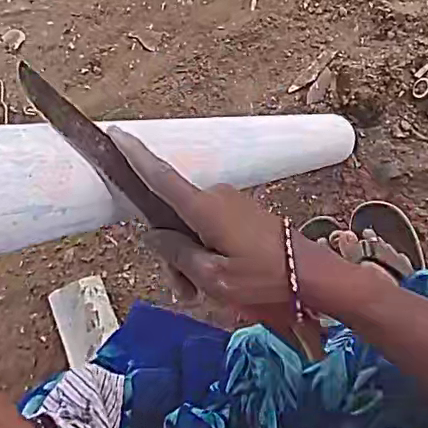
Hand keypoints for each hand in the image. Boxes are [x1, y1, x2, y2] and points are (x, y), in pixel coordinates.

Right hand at [111, 128, 344, 352]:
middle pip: (172, 216)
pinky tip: (216, 280)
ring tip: (201, 293)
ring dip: (188, 258)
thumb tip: (153, 232)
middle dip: (171, 252)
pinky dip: (204, 251)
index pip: (161, 176)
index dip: (135, 156)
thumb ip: (177, 253)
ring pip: (189, 226)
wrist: (312, 274)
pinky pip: (208, 226)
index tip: (115, 134)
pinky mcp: (240, 211)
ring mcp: (229, 202)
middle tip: (185, 290)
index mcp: (205, 208)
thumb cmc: (264, 278)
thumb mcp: (213, 277)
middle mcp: (215, 196)